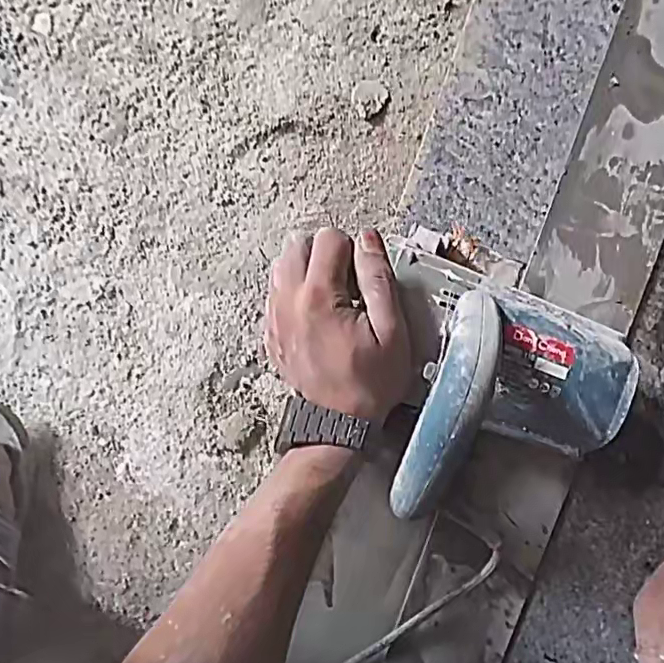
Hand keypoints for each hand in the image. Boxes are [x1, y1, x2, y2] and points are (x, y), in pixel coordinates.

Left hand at [265, 227, 411, 422]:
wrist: (339, 424)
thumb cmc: (368, 385)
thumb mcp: (392, 332)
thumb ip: (380, 280)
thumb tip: (369, 242)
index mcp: (318, 297)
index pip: (329, 238)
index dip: (354, 253)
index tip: (364, 282)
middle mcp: (288, 303)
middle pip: (298, 246)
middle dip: (326, 257)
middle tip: (348, 287)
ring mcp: (275, 320)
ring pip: (283, 268)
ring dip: (308, 273)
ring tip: (332, 301)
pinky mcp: (271, 335)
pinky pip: (277, 296)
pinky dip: (296, 296)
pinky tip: (317, 318)